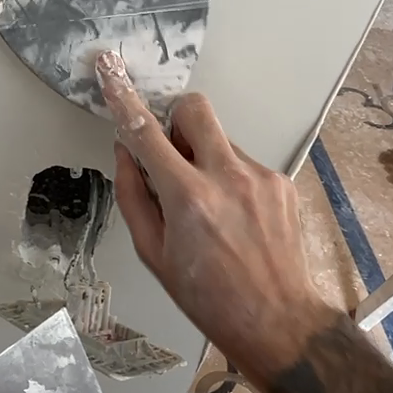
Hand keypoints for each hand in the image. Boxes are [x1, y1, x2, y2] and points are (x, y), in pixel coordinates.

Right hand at [94, 50, 336, 367]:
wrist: (278, 322)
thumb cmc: (207, 295)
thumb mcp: (153, 253)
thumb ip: (133, 195)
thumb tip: (126, 152)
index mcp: (188, 198)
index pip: (145, 133)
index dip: (123, 98)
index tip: (110, 70)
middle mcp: (226, 177)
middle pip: (194, 108)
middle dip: (176, 118)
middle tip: (173, 155)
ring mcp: (259, 178)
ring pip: (219, 138)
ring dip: (204, 157)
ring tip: (209, 208)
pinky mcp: (281, 183)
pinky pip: (242, 161)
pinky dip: (228, 177)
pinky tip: (233, 216)